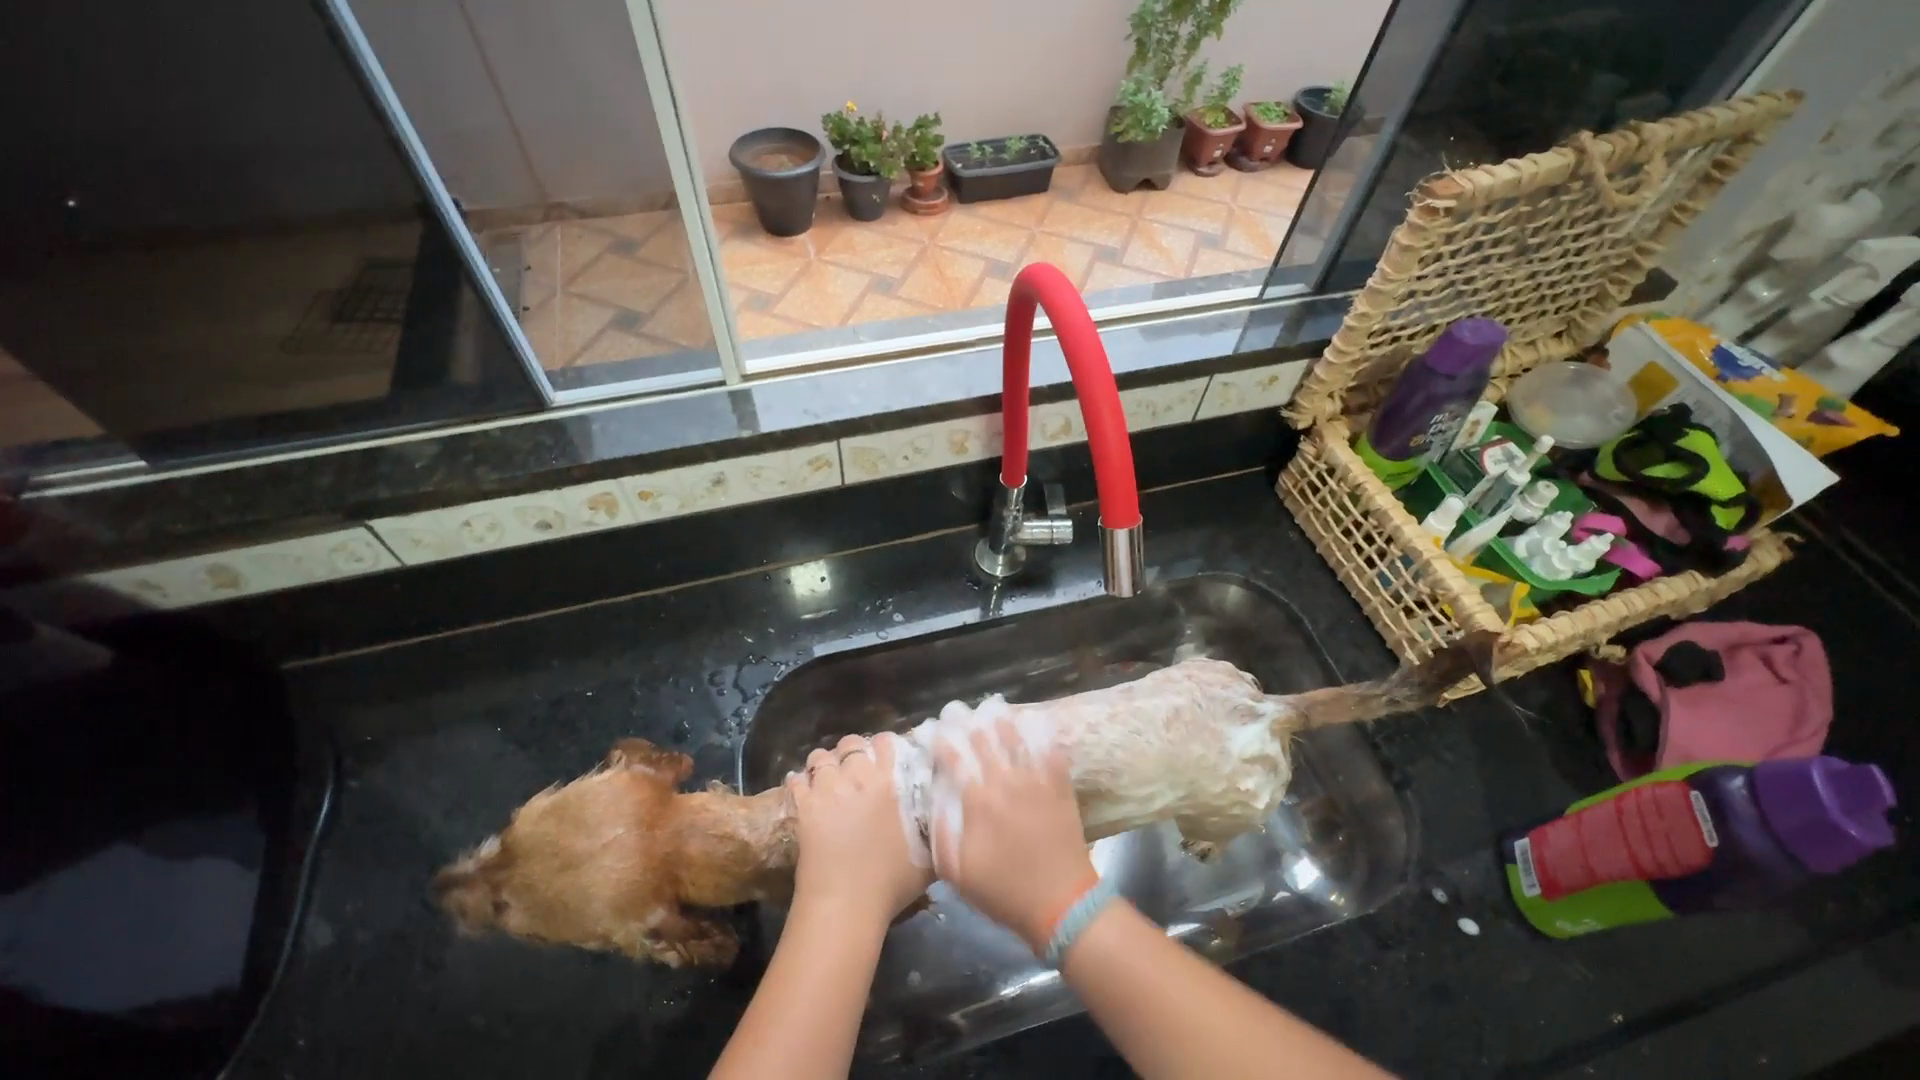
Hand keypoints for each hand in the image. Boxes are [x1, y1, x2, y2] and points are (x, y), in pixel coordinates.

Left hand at [786, 733, 931, 930]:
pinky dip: (799, 780)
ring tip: (828, 777)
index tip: (885, 756)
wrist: (846, 904)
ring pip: (821, 758)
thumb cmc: (891, 883)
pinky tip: (803, 788)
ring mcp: (827, 790)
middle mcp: (857, 777)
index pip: (885, 742)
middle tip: (855, 768)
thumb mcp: (929, 858)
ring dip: (825, 764)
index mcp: (890, 783)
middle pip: (851, 744)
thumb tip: (946, 821)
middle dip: (852, 751)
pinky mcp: (802, 806)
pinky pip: (796, 780)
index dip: (884, 745)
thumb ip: (937, 832)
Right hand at [931, 718, 1096, 952]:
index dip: (940, 741)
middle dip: (967, 723)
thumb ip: (940, 833)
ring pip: (1016, 741)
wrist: (1062, 904)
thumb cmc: (1003, 892)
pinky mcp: (1060, 788)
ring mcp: (1037, 782)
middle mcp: (1006, 783)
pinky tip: (1034, 722)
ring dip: (1002, 721)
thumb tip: (933, 799)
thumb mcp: (956, 873)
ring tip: (992, 707)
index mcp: (977, 802)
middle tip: (957, 709)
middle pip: (984, 741)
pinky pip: (1051, 753)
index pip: (954, 758)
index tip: (931, 731)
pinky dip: (1041, 735)